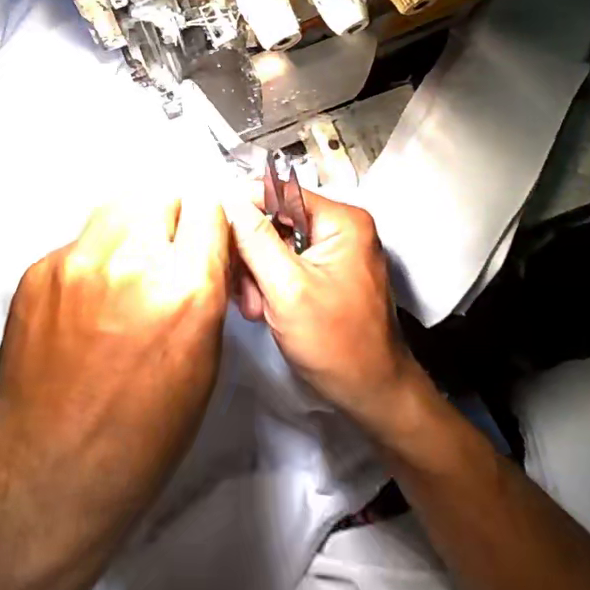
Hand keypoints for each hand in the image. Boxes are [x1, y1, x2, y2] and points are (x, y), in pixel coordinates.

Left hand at [0, 192, 231, 589]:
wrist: (51, 468)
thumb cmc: (145, 433)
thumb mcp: (203, 362)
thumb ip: (204, 292)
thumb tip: (201, 252)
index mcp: (185, 288)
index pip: (207, 208)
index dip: (208, 223)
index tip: (201, 240)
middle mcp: (131, 261)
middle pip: (159, 196)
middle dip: (169, 219)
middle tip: (163, 254)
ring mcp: (76, 262)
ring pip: (116, 209)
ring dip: (130, 229)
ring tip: (125, 269)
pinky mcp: (38, 271)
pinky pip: (79, 244)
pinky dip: (92, 260)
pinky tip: (86, 301)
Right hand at [226, 185, 426, 437]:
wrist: (372, 396)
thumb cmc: (338, 345)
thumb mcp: (287, 288)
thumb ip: (254, 239)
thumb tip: (227, 200)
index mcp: (341, 221)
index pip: (277, 193)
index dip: (242, 211)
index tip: (217, 235)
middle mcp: (340, 228)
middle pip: (273, 219)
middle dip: (250, 253)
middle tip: (243, 288)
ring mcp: (333, 252)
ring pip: (273, 244)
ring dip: (255, 274)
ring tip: (256, 307)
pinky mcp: (325, 273)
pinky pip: (284, 264)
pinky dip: (268, 284)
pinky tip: (264, 310)